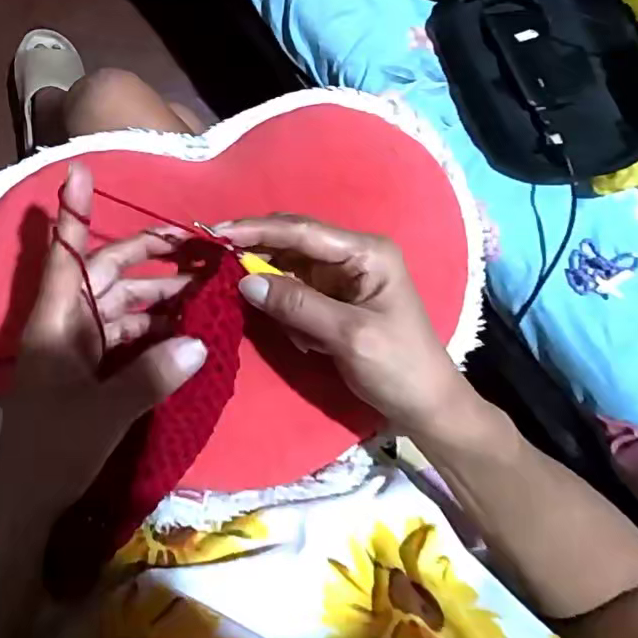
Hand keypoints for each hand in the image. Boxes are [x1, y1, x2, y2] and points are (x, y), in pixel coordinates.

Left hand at [0, 163, 207, 519]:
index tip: (78, 172)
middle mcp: (66, 322)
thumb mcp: (104, 413)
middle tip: (192, 243)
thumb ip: (151, 375)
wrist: (27, 502)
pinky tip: (183, 322)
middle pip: (106, 272)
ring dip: (158, 292)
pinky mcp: (91, 366)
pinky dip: (153, 324)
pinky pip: (125, 331)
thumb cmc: (52, 450)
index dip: (72, 213)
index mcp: (56, 321)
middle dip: (146, 254)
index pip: (65, 255)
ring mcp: (79, 343)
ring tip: (202, 283)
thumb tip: (200, 341)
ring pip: (121, 302)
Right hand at [217, 215, 473, 436]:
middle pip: (291, 240)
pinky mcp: (330, 298)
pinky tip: (276, 321)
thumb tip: (244, 281)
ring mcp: (339, 276)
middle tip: (211, 254)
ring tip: (234, 289)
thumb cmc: (399, 366)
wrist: (425, 407)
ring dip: (263, 278)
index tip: (218, 232)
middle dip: (254, 248)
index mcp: (365, 252)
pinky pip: (291, 289)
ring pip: (286, 263)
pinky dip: (278, 301)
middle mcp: (350, 255)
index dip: (258, 230)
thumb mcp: (349, 336)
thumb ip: (298, 305)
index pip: (302, 231)